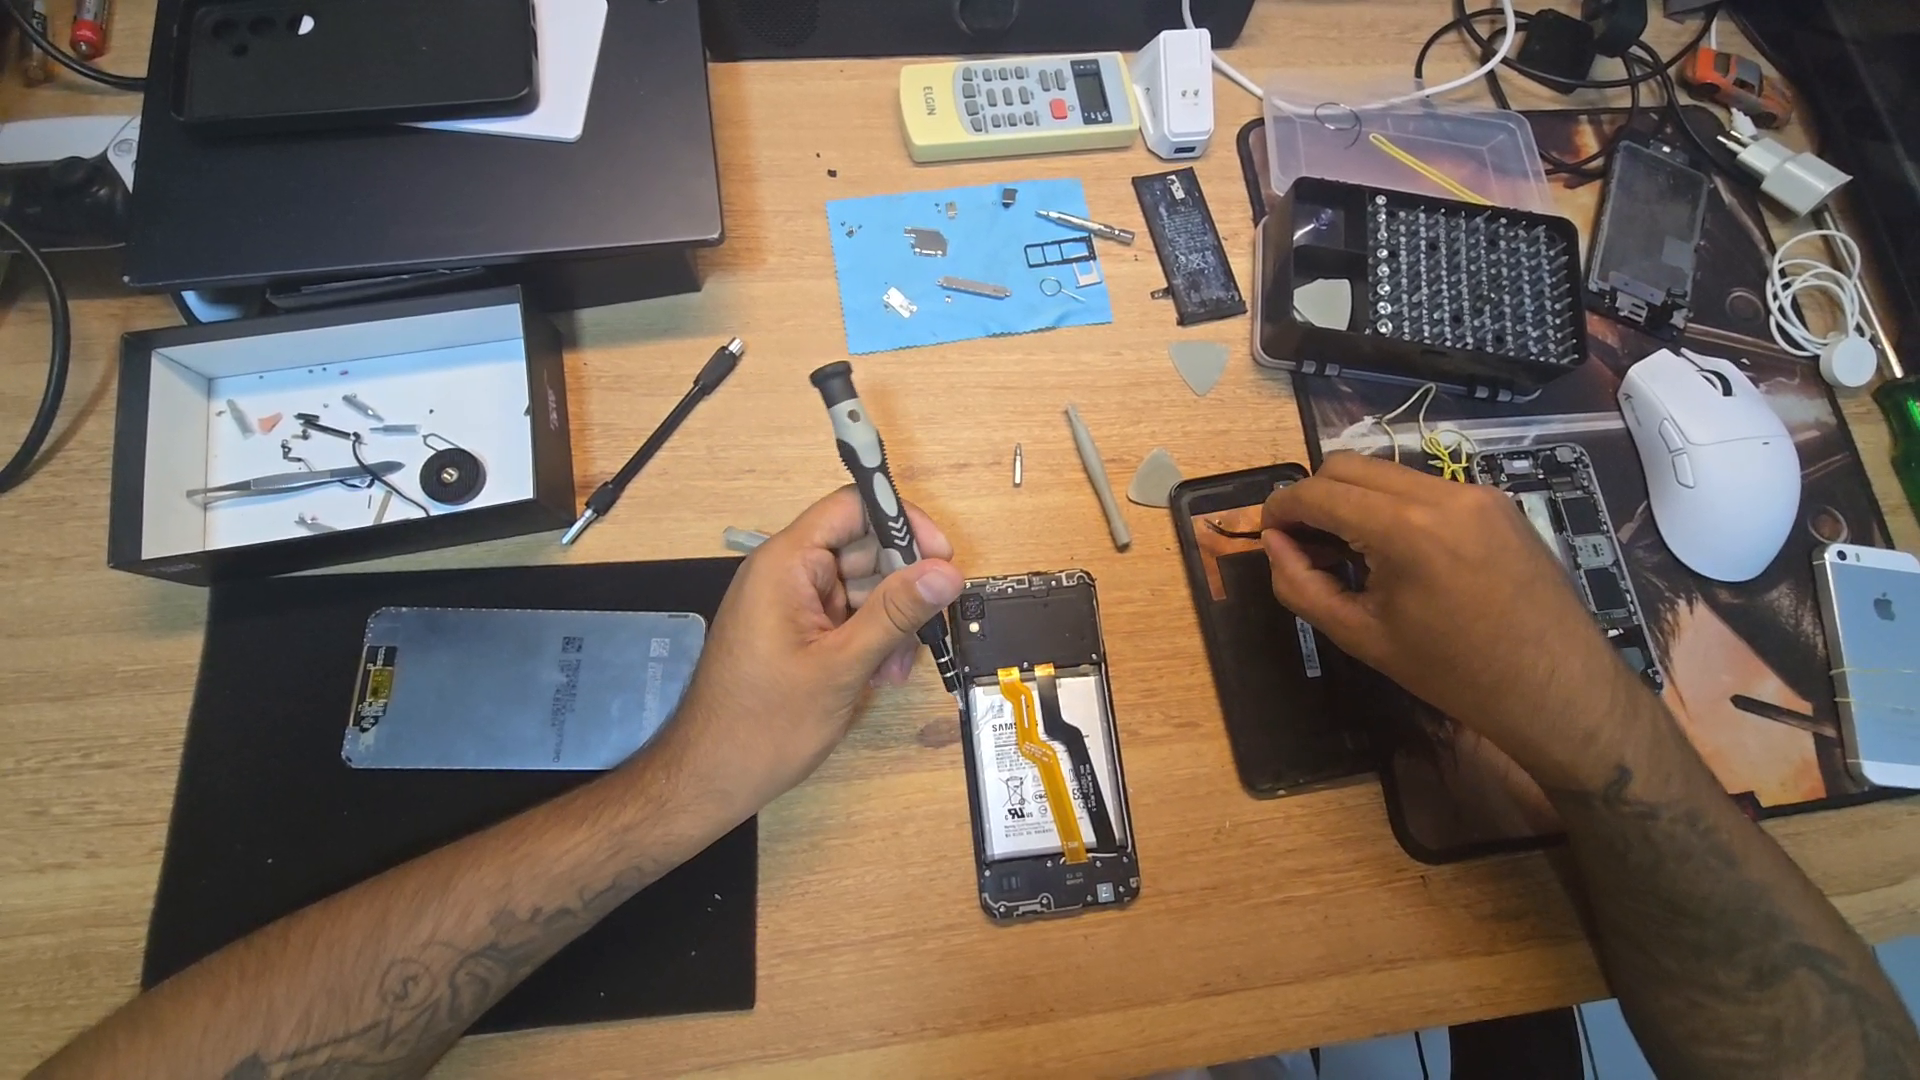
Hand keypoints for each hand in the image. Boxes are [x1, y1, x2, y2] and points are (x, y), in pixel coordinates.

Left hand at [663, 487, 963, 814]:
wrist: (711, 779)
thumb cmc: (766, 724)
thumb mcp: (842, 665)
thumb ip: (896, 613)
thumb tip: (948, 572)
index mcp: (786, 563)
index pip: (851, 507)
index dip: (901, 522)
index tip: (942, 557)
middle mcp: (788, 573)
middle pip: (864, 549)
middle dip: (901, 586)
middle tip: (929, 625)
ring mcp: (793, 603)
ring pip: (863, 587)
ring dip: (890, 621)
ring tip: (897, 668)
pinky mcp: (798, 631)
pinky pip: (848, 616)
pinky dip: (872, 639)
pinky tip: (881, 675)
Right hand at [1261, 453, 1644, 786]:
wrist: (1558, 688)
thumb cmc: (1451, 671)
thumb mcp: (1358, 634)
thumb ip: (1300, 584)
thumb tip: (1273, 543)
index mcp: (1405, 528)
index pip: (1317, 493)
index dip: (1280, 508)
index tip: (1268, 535)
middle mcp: (1441, 494)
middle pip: (1346, 466)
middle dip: (1311, 496)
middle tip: (1301, 542)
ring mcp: (1474, 492)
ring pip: (1383, 471)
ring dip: (1349, 498)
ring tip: (1344, 547)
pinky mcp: (1495, 501)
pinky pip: (1420, 486)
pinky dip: (1387, 503)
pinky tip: (1389, 548)